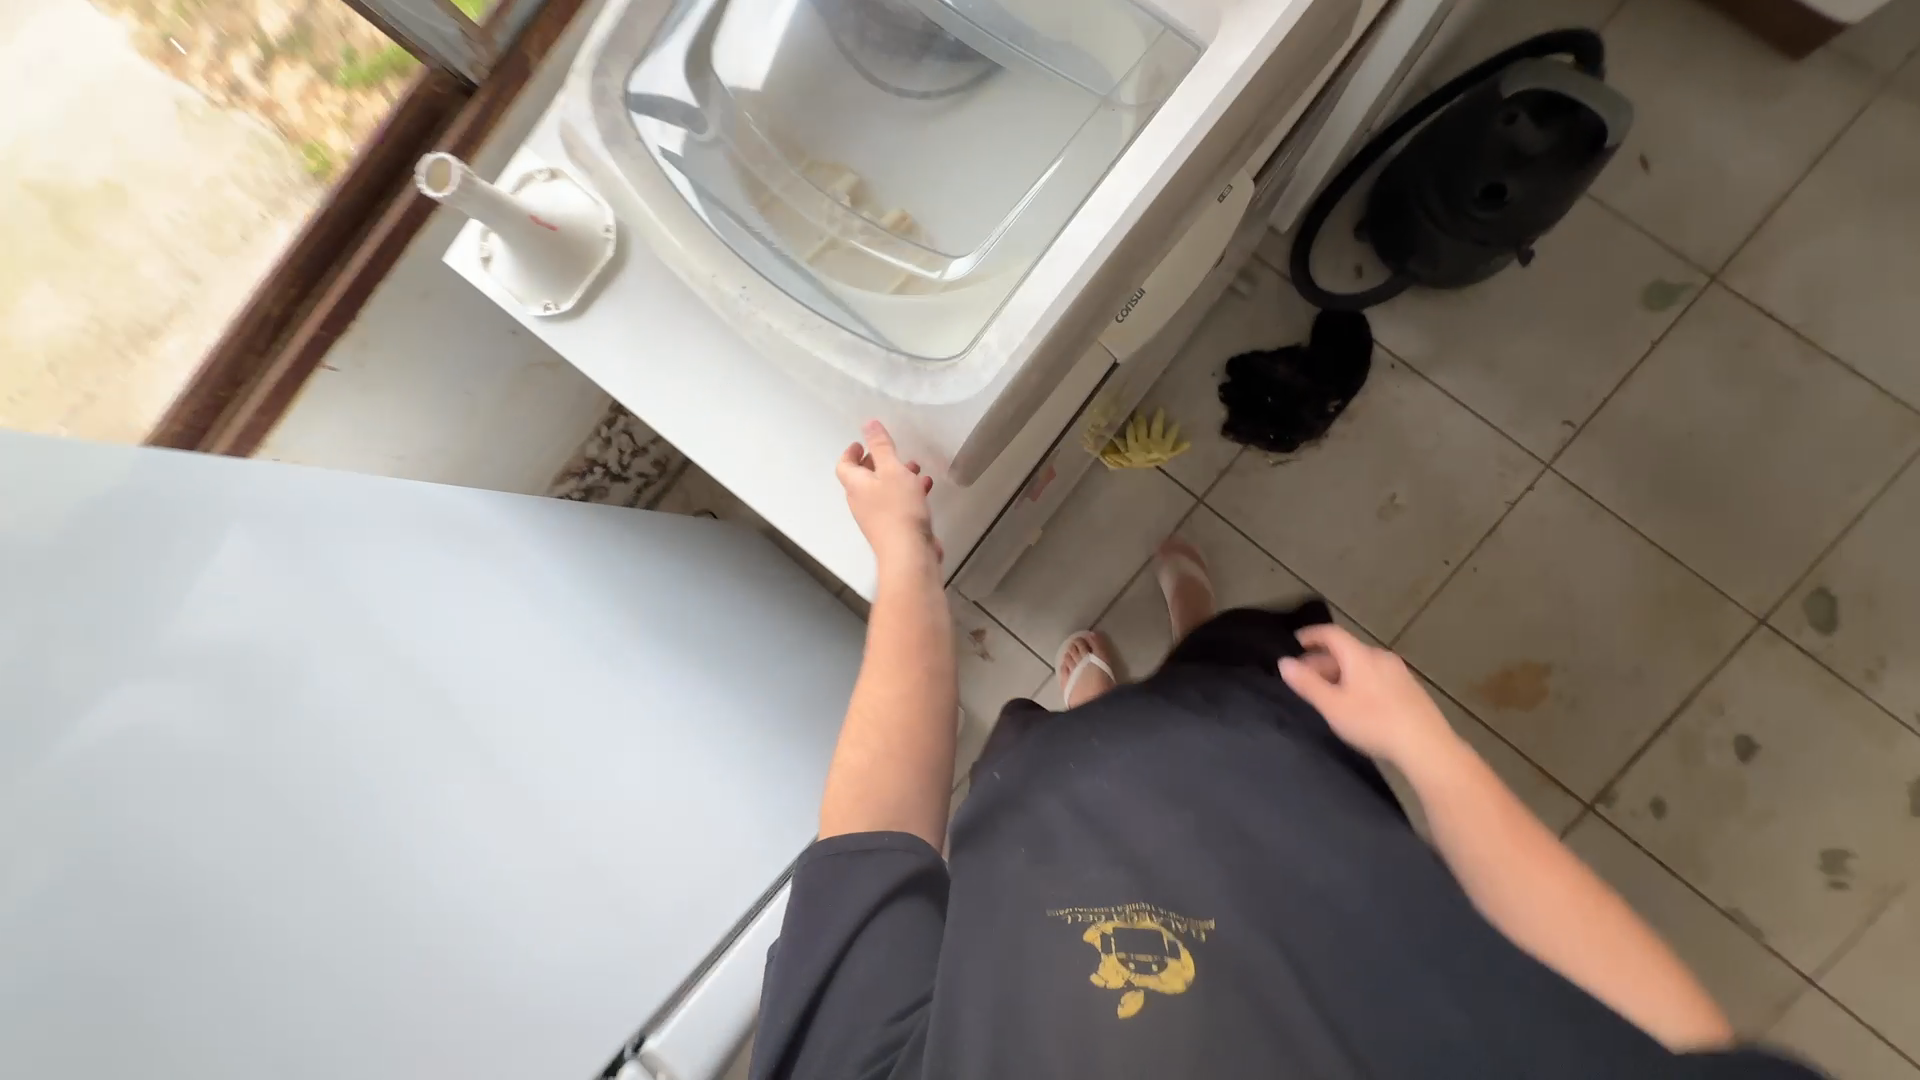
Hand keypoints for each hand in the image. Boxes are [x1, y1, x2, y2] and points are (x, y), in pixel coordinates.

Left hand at [837, 420, 942, 572]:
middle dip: (877, 463)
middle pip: (863, 479)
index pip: (844, 465)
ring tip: (915, 468)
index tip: (860, 443)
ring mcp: (877, 518)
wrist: (908, 553)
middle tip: (889, 453)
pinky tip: (926, 490)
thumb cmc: (898, 508)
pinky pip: (898, 505)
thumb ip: (881, 446)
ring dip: (897, 478)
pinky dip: (908, 493)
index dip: (850, 452)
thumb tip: (868, 424)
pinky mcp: (894, 529)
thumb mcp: (892, 470)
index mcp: (856, 486)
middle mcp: (861, 502)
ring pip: (884, 491)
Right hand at [1278, 625, 1459, 766]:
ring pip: (1361, 664)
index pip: (1330, 633)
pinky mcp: (1410, 689)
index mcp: (1360, 656)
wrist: (1428, 747)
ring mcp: (1398, 672)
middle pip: (1345, 650)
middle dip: (1322, 660)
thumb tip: (1284, 662)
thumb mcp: (1332, 705)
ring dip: (1340, 673)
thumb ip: (1306, 683)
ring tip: (1327, 694)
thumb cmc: (1374, 722)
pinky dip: (1358, 681)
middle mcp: (1380, 657)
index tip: (1294, 643)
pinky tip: (1355, 704)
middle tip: (1304, 678)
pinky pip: (1375, 676)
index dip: (1310, 635)